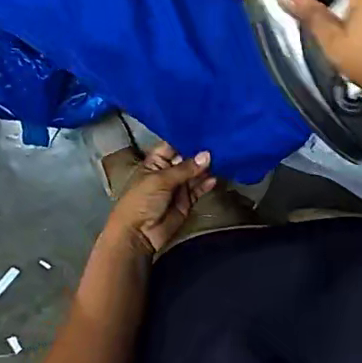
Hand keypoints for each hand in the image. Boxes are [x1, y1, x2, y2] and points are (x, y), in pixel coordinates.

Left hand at [100, 143, 217, 255]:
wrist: (138, 234)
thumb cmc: (141, 201)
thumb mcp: (160, 180)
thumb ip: (185, 168)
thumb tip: (207, 155)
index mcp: (155, 162)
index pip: (172, 146)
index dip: (186, 138)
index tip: (204, 127)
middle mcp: (168, 172)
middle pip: (186, 159)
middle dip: (200, 152)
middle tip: (220, 141)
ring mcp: (178, 187)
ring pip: (195, 174)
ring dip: (206, 168)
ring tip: (223, 157)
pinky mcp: (186, 201)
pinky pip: (198, 190)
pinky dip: (206, 184)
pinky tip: (215, 178)